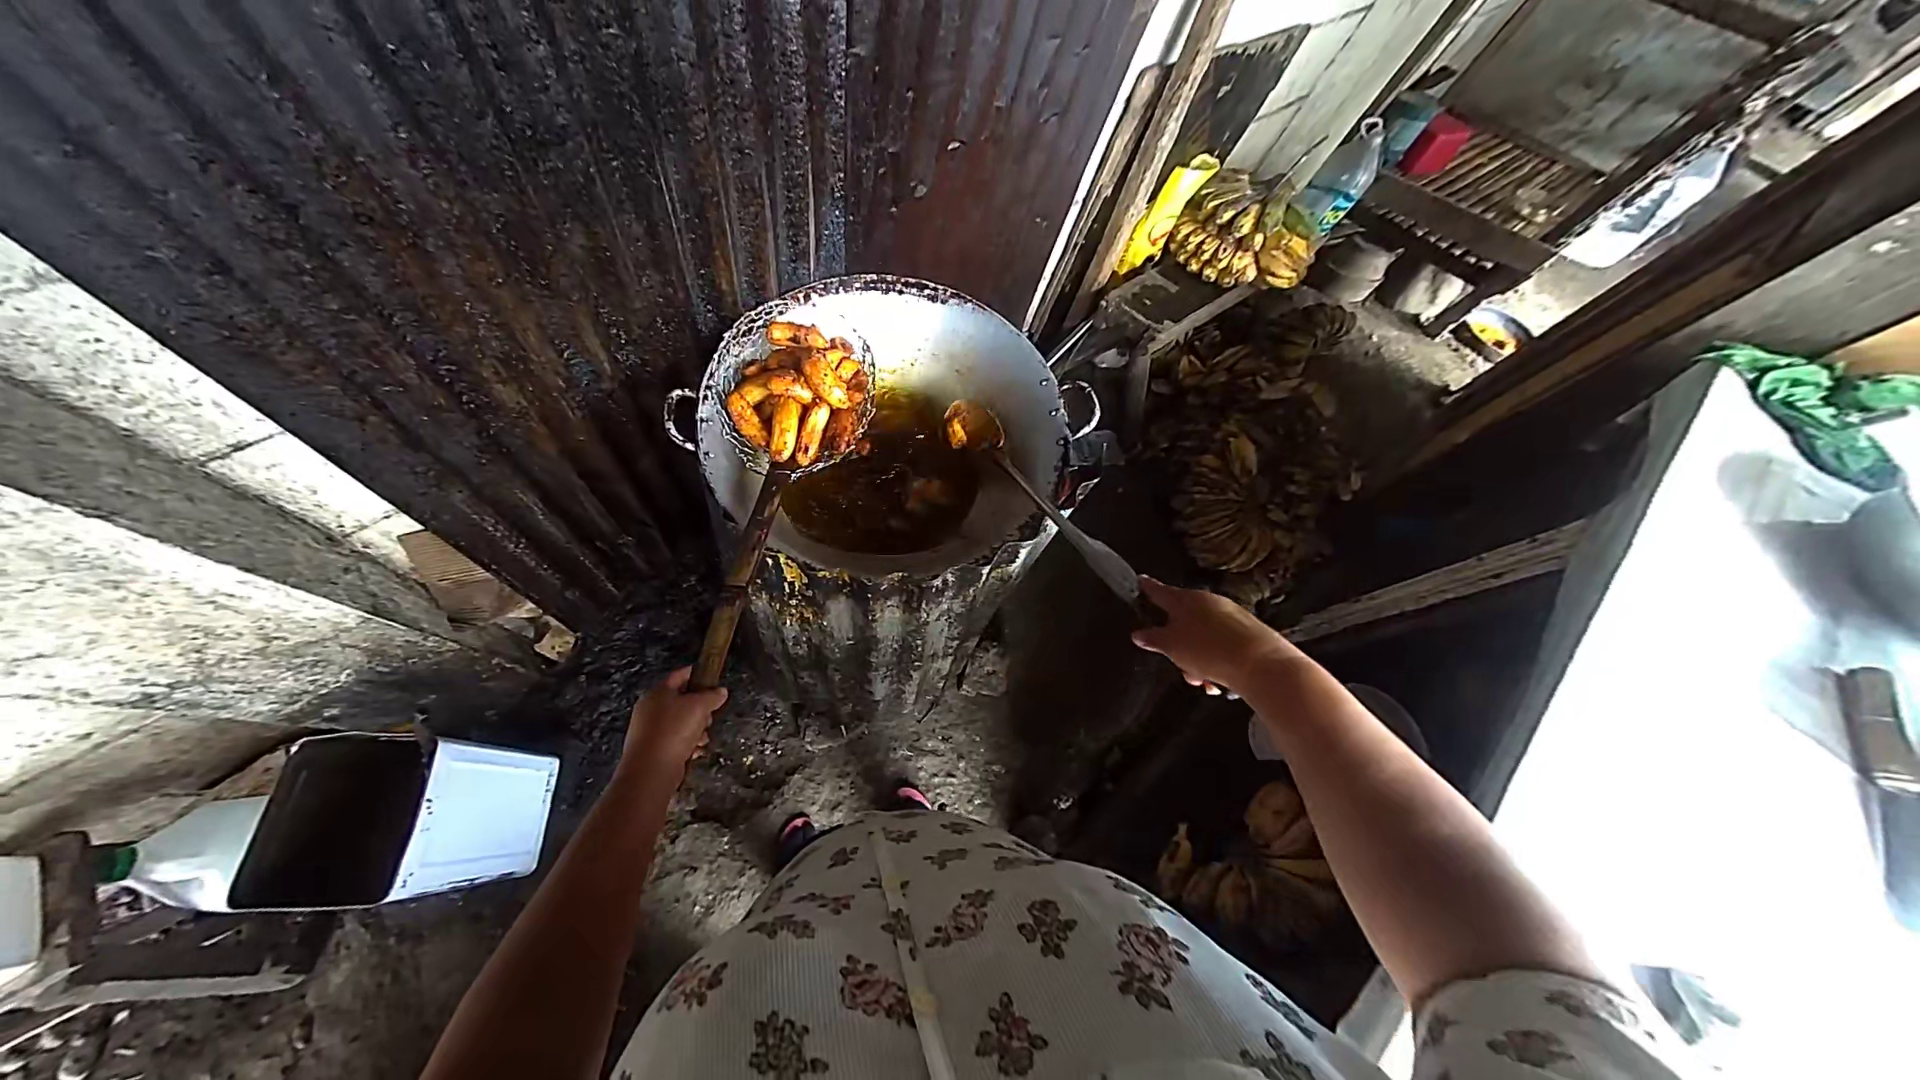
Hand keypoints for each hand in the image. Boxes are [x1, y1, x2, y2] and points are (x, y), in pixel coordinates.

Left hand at [621, 667, 727, 780]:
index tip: (712, 677)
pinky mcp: (652, 749)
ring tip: (701, 738)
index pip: (679, 675)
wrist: (651, 770)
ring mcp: (649, 730)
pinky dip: (687, 744)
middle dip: (700, 709)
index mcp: (658, 693)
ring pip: (681, 722)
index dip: (697, 673)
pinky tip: (694, 751)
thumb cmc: (674, 730)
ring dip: (696, 730)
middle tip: (708, 716)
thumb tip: (720, 691)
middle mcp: (650, 709)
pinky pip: (675, 740)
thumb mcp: (700, 706)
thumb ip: (712, 696)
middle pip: (682, 701)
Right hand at [1131, 577, 1303, 694]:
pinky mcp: (1248, 633)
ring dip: (1198, 661)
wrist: (1261, 665)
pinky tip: (1219, 682)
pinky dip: (1217, 664)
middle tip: (1180, 666)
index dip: (1147, 588)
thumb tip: (1139, 634)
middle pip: (1182, 621)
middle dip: (1178, 647)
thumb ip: (1153, 639)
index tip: (1140, 581)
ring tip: (1203, 681)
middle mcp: (1209, 602)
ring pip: (1203, 638)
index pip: (1159, 591)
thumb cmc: (1210, 649)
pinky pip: (1223, 647)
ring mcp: (1230, 616)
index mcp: (1186, 599)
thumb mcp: (1170, 646)